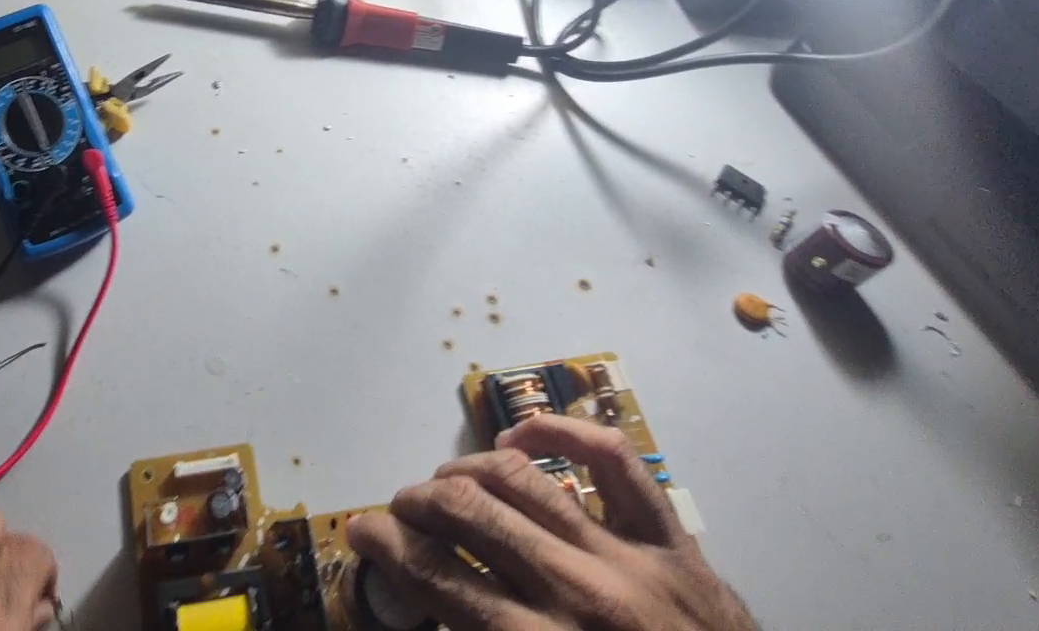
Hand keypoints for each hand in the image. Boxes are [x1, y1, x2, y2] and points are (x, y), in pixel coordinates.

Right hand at [346, 415, 757, 630]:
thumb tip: (428, 605)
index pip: (441, 581)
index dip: (389, 547)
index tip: (362, 528)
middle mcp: (581, 596)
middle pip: (472, 515)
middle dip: (419, 503)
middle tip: (401, 507)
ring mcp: (633, 561)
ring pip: (525, 480)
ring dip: (469, 471)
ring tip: (446, 481)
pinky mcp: (677, 544)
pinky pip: (616, 464)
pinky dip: (564, 433)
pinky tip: (522, 434)